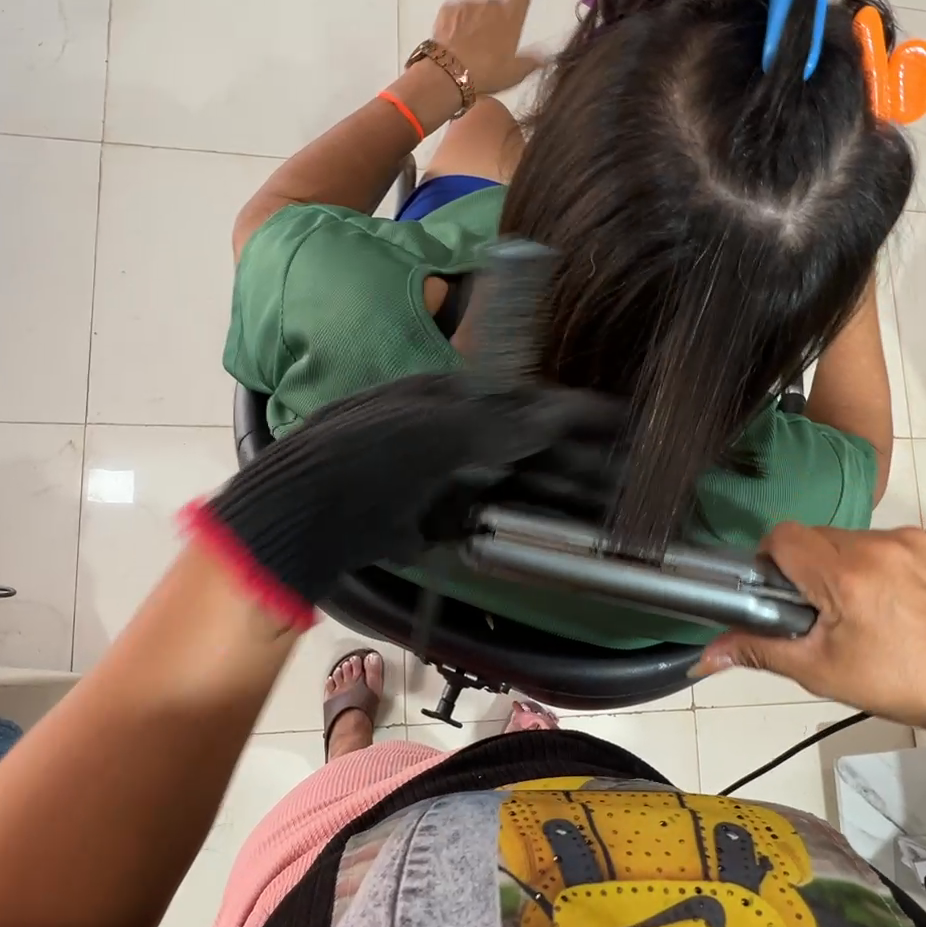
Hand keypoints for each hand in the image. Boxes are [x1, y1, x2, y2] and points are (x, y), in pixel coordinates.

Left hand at [191, 374, 622, 627]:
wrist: (300, 514)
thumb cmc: (365, 459)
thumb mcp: (435, 432)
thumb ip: (499, 425)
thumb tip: (554, 415)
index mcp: (453, 400)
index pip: (528, 404)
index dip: (576, 414)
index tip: (622, 423)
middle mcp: (453, 435)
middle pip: (529, 445)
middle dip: (577, 458)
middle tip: (625, 474)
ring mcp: (444, 479)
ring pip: (515, 481)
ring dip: (558, 490)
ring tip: (603, 502)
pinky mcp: (435, 520)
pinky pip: (493, 515)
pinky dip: (525, 518)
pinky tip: (551, 526)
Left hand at [434, 0, 547, 95]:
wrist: (452, 72)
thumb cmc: (485, 72)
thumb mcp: (514, 74)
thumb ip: (530, 62)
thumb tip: (542, 58)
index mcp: (511, 17)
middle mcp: (492, 5)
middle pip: (496, 5)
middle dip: (494, 21)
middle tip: (489, 48)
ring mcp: (469, 5)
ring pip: (475, 10)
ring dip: (475, 24)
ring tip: (471, 50)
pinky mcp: (450, 8)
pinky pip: (456, 13)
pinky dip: (457, 25)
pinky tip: (457, 44)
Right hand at [693, 525, 925, 732]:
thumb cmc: (900, 685)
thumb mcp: (821, 672)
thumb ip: (758, 650)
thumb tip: (703, 655)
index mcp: (846, 573)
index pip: (781, 537)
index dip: (770, 562)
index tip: (780, 595)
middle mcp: (880, 542)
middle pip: (816, 536)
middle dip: (809, 568)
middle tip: (823, 613)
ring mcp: (916, 539)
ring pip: (853, 538)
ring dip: (845, 565)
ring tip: (866, 612)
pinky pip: (891, 542)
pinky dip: (883, 565)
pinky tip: (899, 602)